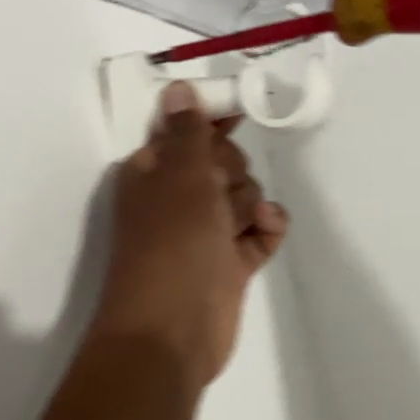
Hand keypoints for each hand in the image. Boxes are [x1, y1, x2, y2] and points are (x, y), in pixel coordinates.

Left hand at [93, 82, 288, 388]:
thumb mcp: (180, 176)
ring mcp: (205, 231)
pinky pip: (260, 230)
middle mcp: (178, 197)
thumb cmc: (171, 245)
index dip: (213, 123)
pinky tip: (265, 231)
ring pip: (245, 194)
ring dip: (248, 204)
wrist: (171, 334)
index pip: (187, 131)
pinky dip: (266, 228)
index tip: (240, 114)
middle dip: (232, 171)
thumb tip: (177, 86)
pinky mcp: (231, 262)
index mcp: (153, 171)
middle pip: (223, 161)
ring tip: (235, 227)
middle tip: (220, 192)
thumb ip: (187, 131)